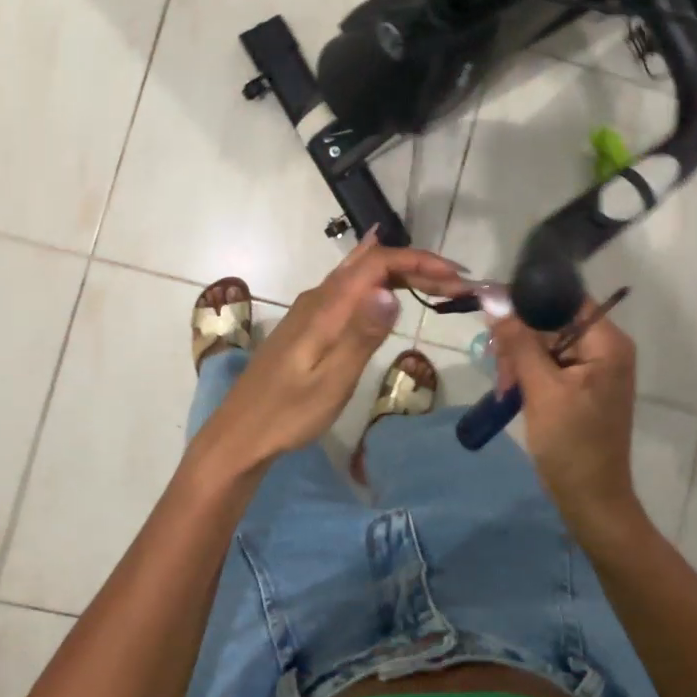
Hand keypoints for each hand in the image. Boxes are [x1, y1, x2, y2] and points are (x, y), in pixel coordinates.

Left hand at [195, 231, 464, 472]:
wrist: (240, 434)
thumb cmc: (288, 414)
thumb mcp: (331, 381)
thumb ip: (360, 335)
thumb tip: (390, 292)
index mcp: (325, 307)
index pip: (376, 263)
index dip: (418, 262)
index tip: (455, 278)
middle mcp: (318, 298)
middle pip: (370, 263)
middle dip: (416, 266)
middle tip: (456, 286)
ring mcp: (311, 309)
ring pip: (361, 274)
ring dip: (400, 274)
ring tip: (437, 288)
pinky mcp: (309, 323)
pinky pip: (351, 289)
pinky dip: (381, 286)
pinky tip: (391, 292)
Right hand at [489, 304, 642, 534]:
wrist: (592, 501)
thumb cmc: (571, 445)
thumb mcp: (541, 389)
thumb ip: (519, 342)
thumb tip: (495, 300)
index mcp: (607, 342)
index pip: (566, 298)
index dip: (529, 300)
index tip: (494, 311)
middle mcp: (606, 348)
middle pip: (553, 320)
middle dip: (520, 338)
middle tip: (497, 363)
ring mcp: (595, 368)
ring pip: (547, 343)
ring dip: (520, 359)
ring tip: (504, 386)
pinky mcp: (583, 386)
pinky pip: (551, 364)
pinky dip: (530, 374)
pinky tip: (512, 391)